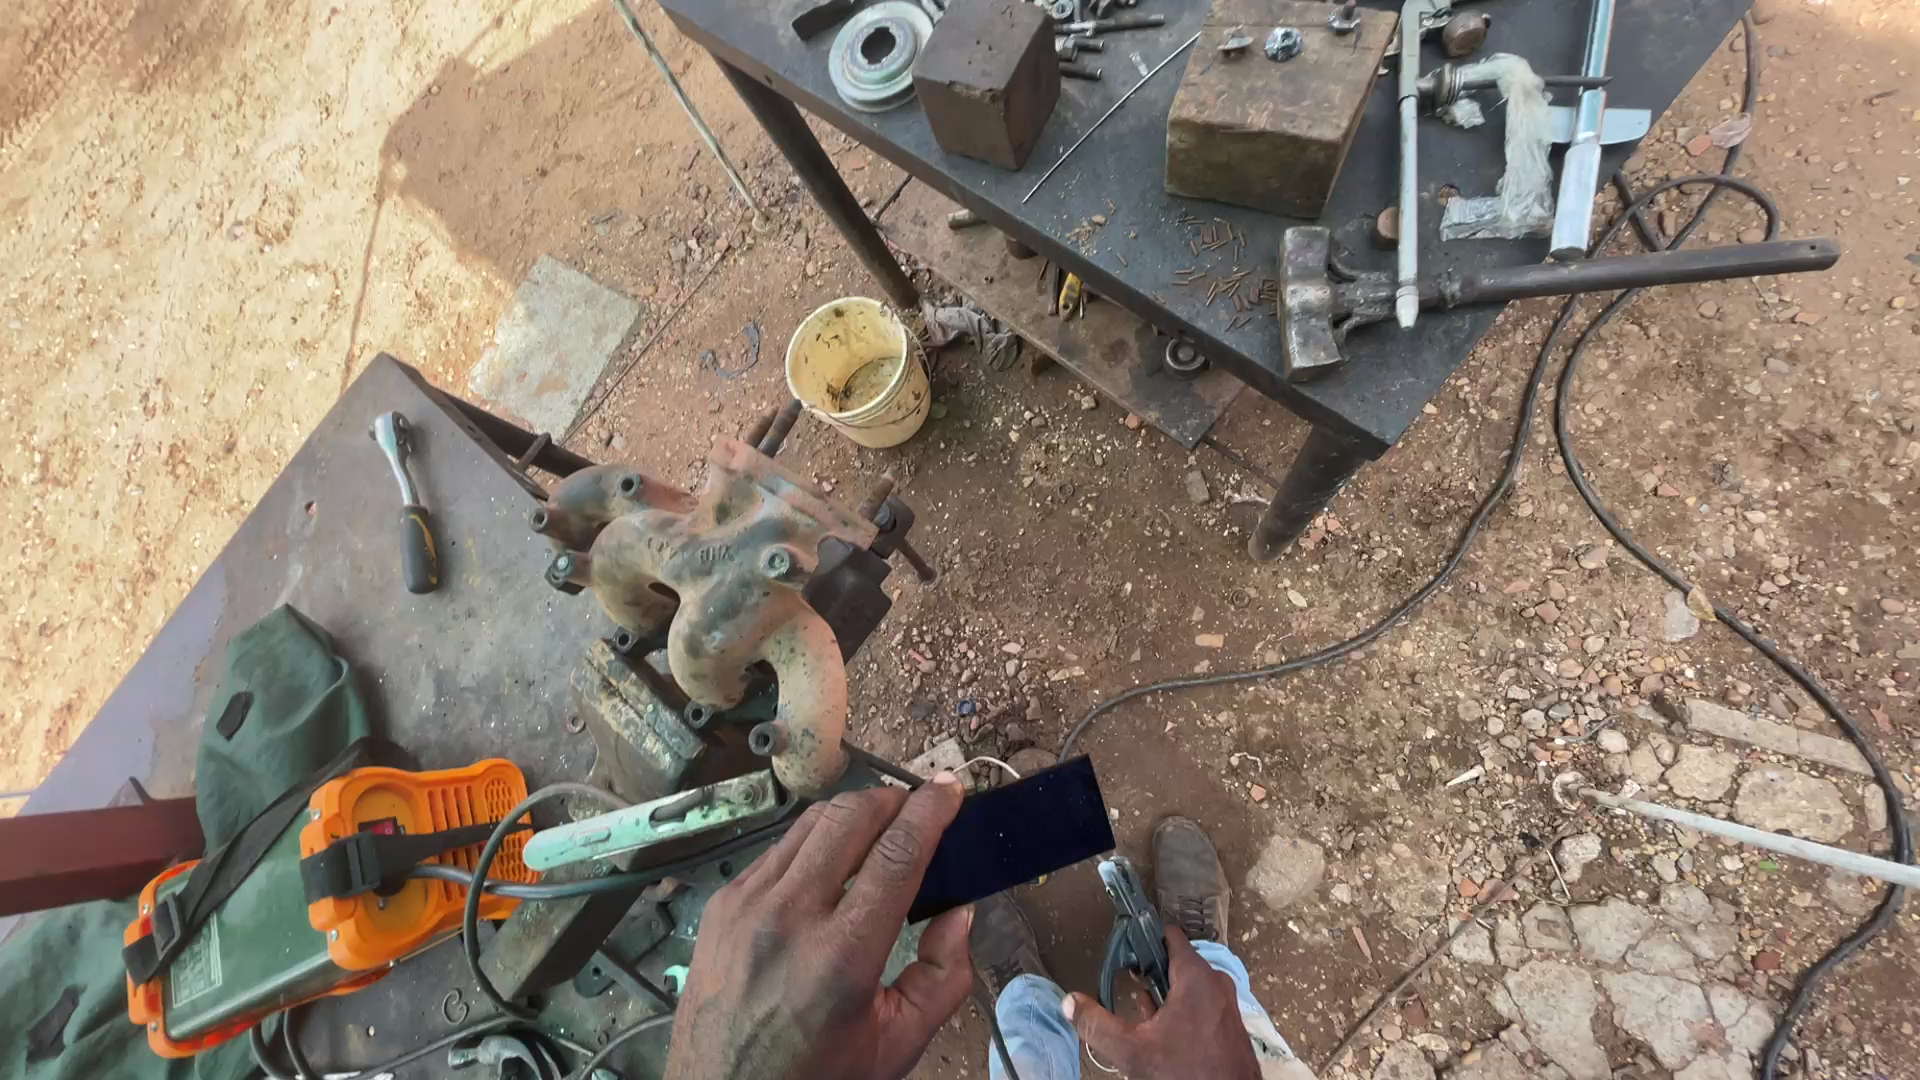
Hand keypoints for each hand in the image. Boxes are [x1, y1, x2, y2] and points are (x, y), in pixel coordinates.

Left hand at [663, 774, 972, 1079]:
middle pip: (851, 816)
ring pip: (814, 820)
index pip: (896, 855)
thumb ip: (943, 976)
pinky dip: (816, 840)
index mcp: (840, 958)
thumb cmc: (817, 1077)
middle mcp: (789, 918)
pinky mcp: (723, 901)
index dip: (930, 810)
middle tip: (915, 809)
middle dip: (892, 799)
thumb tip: (958, 907)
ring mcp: (747, 903)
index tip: (950, 787)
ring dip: (855, 812)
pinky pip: (781, 846)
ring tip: (878, 828)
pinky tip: (830, 862)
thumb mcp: (897, 1045)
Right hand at [1063, 924, 1262, 1079]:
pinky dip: (1183, 1012)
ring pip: (1189, 986)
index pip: (1169, 935)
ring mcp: (1227, 1004)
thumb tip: (1069, 1001)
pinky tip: (1165, 1034)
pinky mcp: (1232, 1026)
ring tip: (1144, 1016)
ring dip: (1166, 996)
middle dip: (1152, 974)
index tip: (1126, 954)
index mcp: (1195, 976)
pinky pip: (1202, 1005)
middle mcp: (1215, 982)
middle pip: (1176, 962)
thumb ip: (1098, 1024)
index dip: (1144, 939)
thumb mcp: (1133, 1052)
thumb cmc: (1186, 1075)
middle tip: (1131, 990)